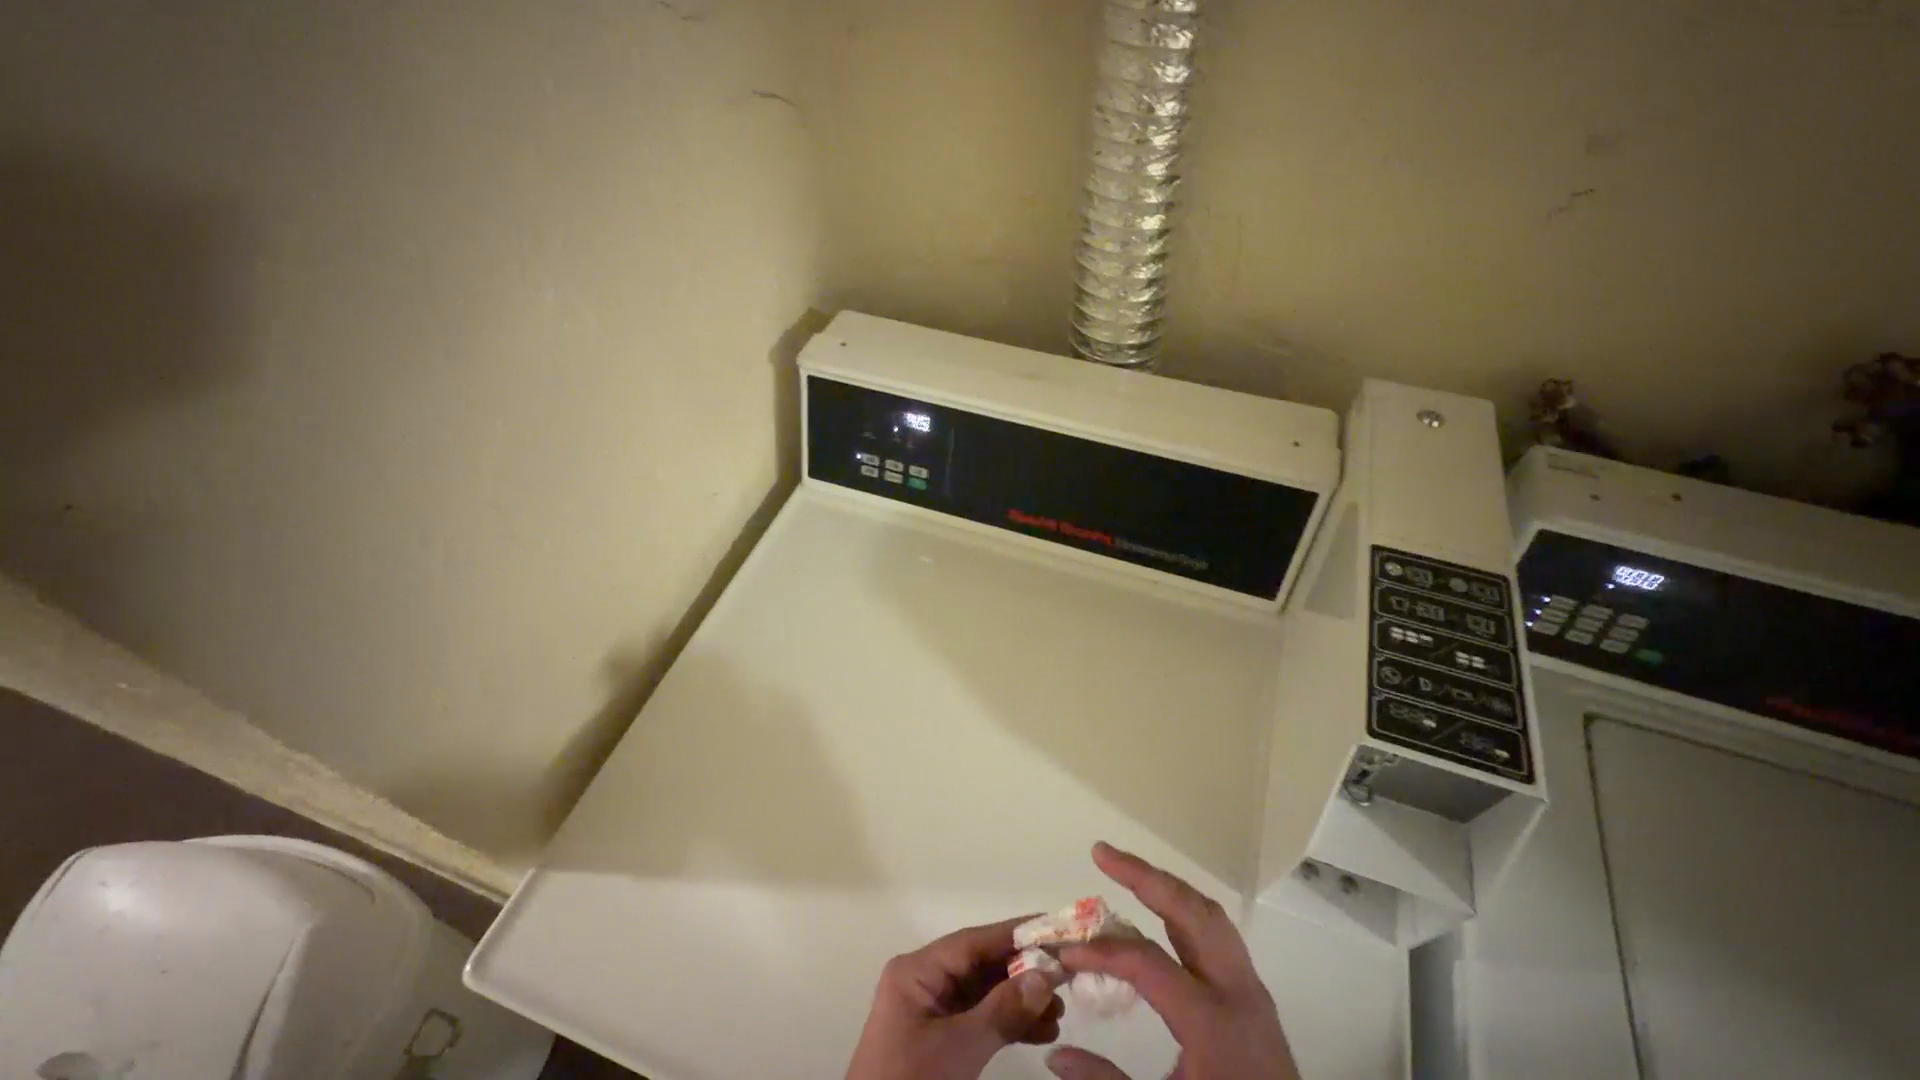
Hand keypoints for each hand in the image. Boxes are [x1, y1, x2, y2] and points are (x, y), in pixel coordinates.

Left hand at [847, 915, 1067, 1079]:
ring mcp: (933, 1010)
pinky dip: (1011, 1023)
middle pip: (982, 964)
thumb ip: (1003, 1009)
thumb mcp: (959, 1046)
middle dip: (1025, 972)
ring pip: (986, 993)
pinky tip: (1043, 1031)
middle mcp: (925, 982)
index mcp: (917, 971)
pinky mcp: (942, 1037)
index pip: (973, 941)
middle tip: (1068, 976)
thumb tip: (1046, 975)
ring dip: (1023, 1001)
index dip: (1016, 933)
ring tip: (1060, 1012)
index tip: (1056, 928)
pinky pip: (982, 1018)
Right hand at [1046, 843, 1299, 1079]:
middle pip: (1192, 912)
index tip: (1065, 952)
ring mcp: (1252, 992)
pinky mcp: (1255, 999)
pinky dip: (1187, 912)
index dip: (1102, 953)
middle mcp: (1238, 993)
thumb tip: (1056, 1056)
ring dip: (1168, 888)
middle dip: (1145, 876)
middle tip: (1102, 853)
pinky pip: (1220, 936)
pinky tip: (1163, 915)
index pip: (1148, 963)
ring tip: (1129, 871)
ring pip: (1212, 917)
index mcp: (1213, 1021)